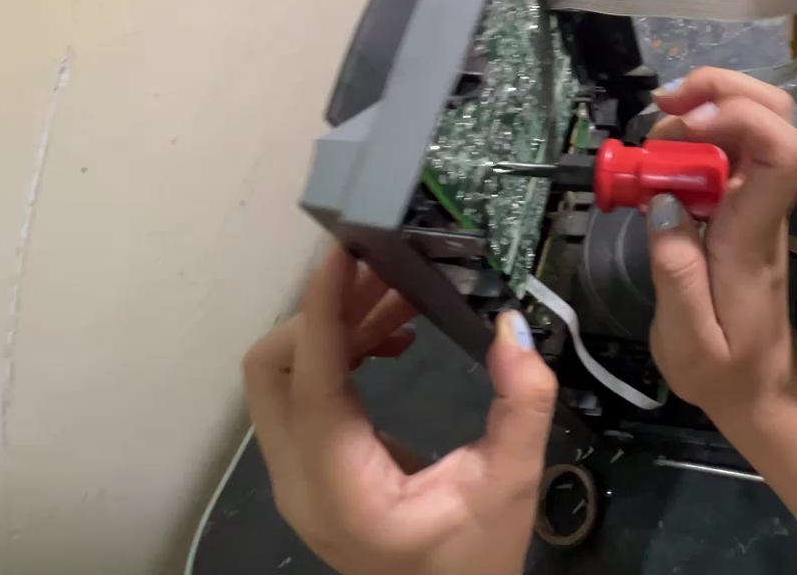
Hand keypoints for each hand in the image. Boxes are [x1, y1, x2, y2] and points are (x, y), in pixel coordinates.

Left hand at [242, 247, 556, 574]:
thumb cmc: (473, 560)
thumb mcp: (512, 481)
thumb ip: (523, 401)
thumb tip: (510, 325)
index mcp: (340, 486)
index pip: (311, 380)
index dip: (323, 309)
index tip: (346, 253)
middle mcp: (299, 477)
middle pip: (273, 367)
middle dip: (328, 309)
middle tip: (393, 277)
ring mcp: (298, 472)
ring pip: (286, 371)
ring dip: (339, 323)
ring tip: (405, 296)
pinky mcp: (313, 463)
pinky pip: (306, 387)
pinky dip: (342, 347)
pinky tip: (394, 336)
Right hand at [643, 68, 796, 423]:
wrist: (759, 381)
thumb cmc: (725, 368)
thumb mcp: (689, 343)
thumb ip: (675, 273)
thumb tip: (663, 201)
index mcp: (755, 233)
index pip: (783, 153)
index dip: (743, 116)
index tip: (687, 124)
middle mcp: (762, 202)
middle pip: (775, 112)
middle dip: (721, 89)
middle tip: (664, 107)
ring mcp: (753, 195)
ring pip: (754, 116)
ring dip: (703, 103)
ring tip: (653, 131)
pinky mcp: (737, 198)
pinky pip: (727, 142)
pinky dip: (693, 127)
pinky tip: (659, 149)